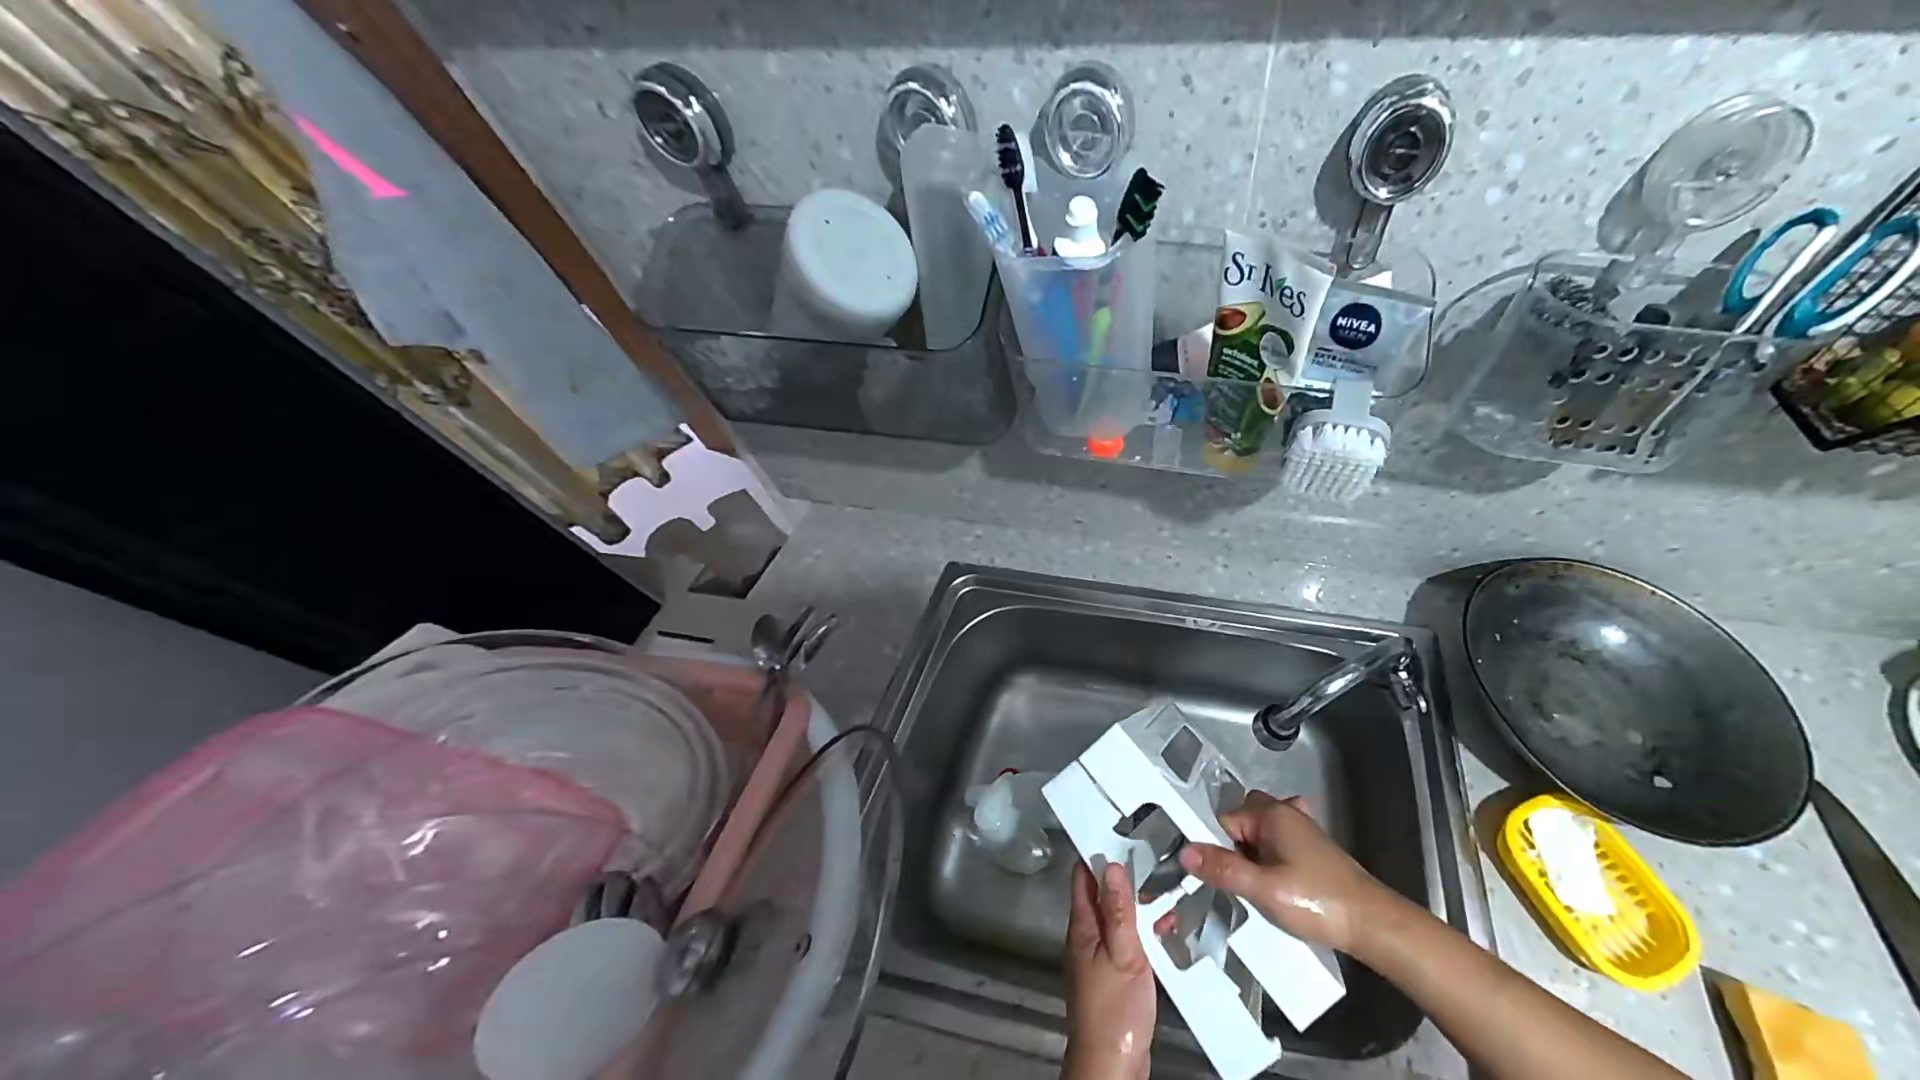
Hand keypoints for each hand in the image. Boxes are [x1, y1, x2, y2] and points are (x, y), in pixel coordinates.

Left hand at [1064, 860, 1156, 1079]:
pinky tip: (1167, 931)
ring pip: (1118, 917)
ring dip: (1139, 906)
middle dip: (1125, 878)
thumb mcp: (1122, 954)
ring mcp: (1099, 955)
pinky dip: (1144, 931)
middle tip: (1156, 860)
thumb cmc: (1114, 1009)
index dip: (1098, 852)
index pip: (1082, 876)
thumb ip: (1118, 911)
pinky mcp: (1114, 974)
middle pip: (1102, 894)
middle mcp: (1086, 934)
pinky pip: (1127, 941)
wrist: (1112, 1065)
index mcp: (1082, 925)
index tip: (1120, 831)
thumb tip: (1111, 865)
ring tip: (1169, 893)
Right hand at [1177, 792, 1395, 953]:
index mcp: (1270, 814)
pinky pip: (1280, 838)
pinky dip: (1273, 852)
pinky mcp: (1315, 846)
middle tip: (1245, 880)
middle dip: (1235, 846)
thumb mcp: (1263, 890)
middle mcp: (1286, 811)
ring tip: (1262, 882)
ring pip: (1261, 830)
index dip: (1218, 847)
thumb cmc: (1317, 902)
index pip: (1223, 819)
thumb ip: (1223, 868)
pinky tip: (1278, 875)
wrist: (1375, 926)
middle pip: (1242, 819)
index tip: (1226, 876)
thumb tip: (1185, 851)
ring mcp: (1303, 827)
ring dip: (1254, 852)